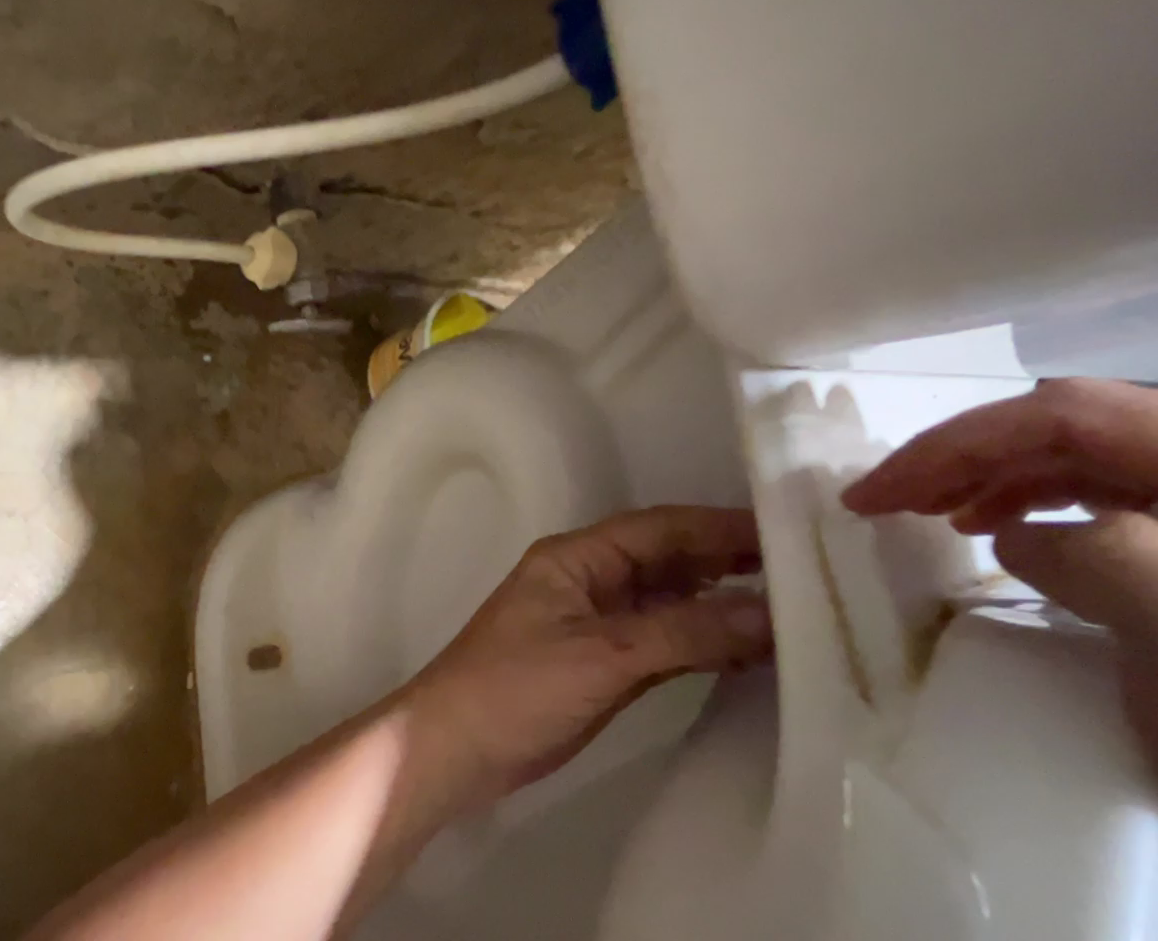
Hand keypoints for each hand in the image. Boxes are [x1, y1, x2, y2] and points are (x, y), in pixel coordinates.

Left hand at [398, 506, 772, 809]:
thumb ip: (683, 632)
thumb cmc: (515, 687)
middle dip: (731, 562)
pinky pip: (664, 639)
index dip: (722, 527)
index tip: (796, 534)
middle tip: (816, 573)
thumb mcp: (601, 655)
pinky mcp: (603, 662)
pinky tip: (753, 650)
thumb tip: (772, 613)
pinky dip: (704, 640)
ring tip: (802, 609)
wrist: (457, 746)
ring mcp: (596, 622)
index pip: (660, 528)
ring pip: (670, 600)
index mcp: (575, 558)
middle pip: (668, 559)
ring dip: (723, 602)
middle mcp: (588, 580)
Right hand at [842, 378, 1157, 637]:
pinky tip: (1021, 535)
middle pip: (1067, 428)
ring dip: (997, 480)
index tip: (871, 495)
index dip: (951, 446)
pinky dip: (1048, 506)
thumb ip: (1088, 556)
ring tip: (942, 517)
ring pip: (1088, 460)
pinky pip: (1116, 495)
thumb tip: (1017, 538)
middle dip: (962, 459)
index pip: (1058, 414)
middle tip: (887, 501)